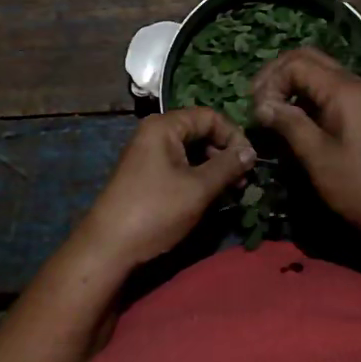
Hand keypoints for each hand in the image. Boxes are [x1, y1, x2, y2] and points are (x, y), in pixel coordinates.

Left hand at [77, 108, 255, 269]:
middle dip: (225, 153)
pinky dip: (198, 176)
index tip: (251, 162)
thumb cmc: (155, 211)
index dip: (234, 135)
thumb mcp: (198, 188)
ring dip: (214, 167)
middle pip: (200, 131)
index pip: (209, 116)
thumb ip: (227, 167)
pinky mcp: (147, 174)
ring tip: (232, 191)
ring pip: (191, 151)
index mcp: (164, 126)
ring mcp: (149, 154)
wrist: (109, 245)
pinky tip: (212, 195)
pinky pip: (180, 165)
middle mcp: (155, 133)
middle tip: (243, 181)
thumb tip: (251, 152)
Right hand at [250, 47, 360, 246]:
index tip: (258, 112)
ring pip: (317, 73)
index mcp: (342, 89)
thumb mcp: (319, 157)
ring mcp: (359, 98)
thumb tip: (261, 106)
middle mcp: (352, 84)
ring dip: (289, 84)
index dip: (270, 82)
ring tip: (270, 111)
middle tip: (257, 101)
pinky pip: (326, 91)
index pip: (295, 63)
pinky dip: (304, 97)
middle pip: (306, 59)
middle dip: (277, 74)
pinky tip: (291, 120)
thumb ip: (289, 124)